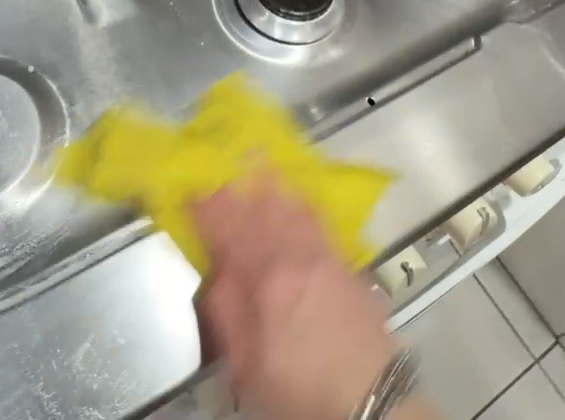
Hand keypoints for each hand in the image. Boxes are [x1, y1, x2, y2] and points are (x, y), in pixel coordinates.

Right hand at [193, 179, 408, 419]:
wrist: (373, 402)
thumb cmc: (302, 390)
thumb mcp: (248, 367)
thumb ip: (228, 313)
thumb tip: (218, 272)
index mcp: (268, 279)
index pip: (230, 230)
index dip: (208, 208)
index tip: (191, 194)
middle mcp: (298, 256)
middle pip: (263, 208)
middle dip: (238, 189)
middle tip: (220, 175)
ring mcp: (327, 255)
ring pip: (294, 206)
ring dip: (271, 186)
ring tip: (256, 167)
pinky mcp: (349, 264)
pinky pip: (320, 219)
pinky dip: (302, 201)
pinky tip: (295, 197)